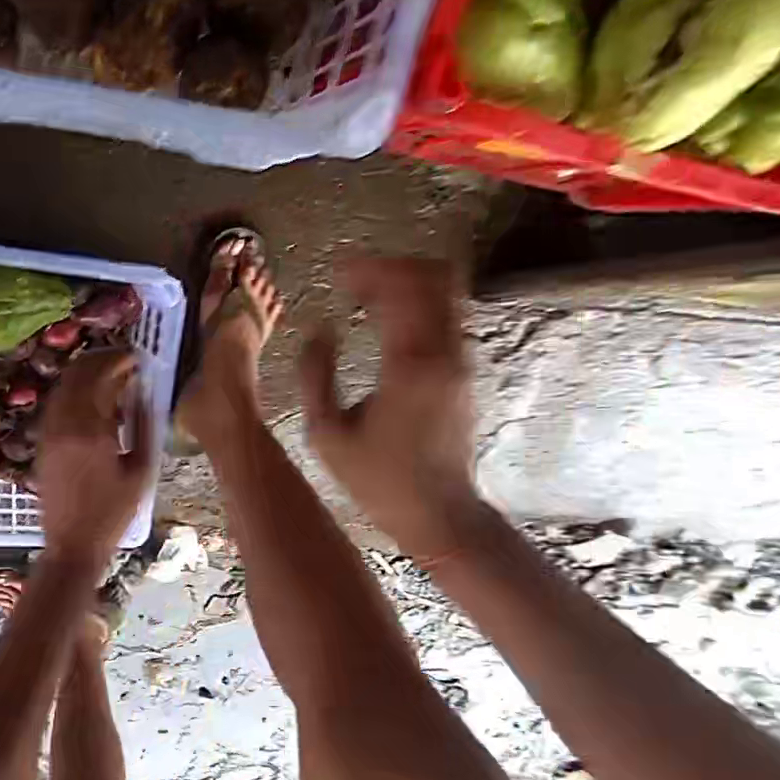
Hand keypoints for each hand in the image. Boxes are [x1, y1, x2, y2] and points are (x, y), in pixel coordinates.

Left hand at [35, 349, 153, 570]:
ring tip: (113, 381)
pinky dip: (75, 393)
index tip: (138, 359)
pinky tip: (95, 405)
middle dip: (101, 360)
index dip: (119, 359)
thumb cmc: (113, 513)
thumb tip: (144, 391)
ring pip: (63, 385)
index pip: (100, 374)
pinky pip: (56, 403)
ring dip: (87, 375)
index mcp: (90, 429)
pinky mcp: (41, 442)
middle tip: (125, 363)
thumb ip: (143, 424)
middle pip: (77, 372)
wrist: (72, 544)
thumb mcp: (140, 470)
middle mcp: (62, 423)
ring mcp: (47, 431)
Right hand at [298, 258, 487, 558]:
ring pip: (449, 293)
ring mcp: (462, 362)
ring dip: (409, 284)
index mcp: (410, 365)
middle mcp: (445, 353)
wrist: (438, 513)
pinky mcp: (464, 374)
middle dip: (394, 266)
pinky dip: (419, 307)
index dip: (369, 270)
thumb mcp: (327, 436)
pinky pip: (447, 318)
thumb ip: (315, 377)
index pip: (400, 288)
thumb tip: (318, 332)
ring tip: (369, 296)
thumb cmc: (378, 481)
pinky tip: (388, 325)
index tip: (338, 272)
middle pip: (436, 275)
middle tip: (356, 277)